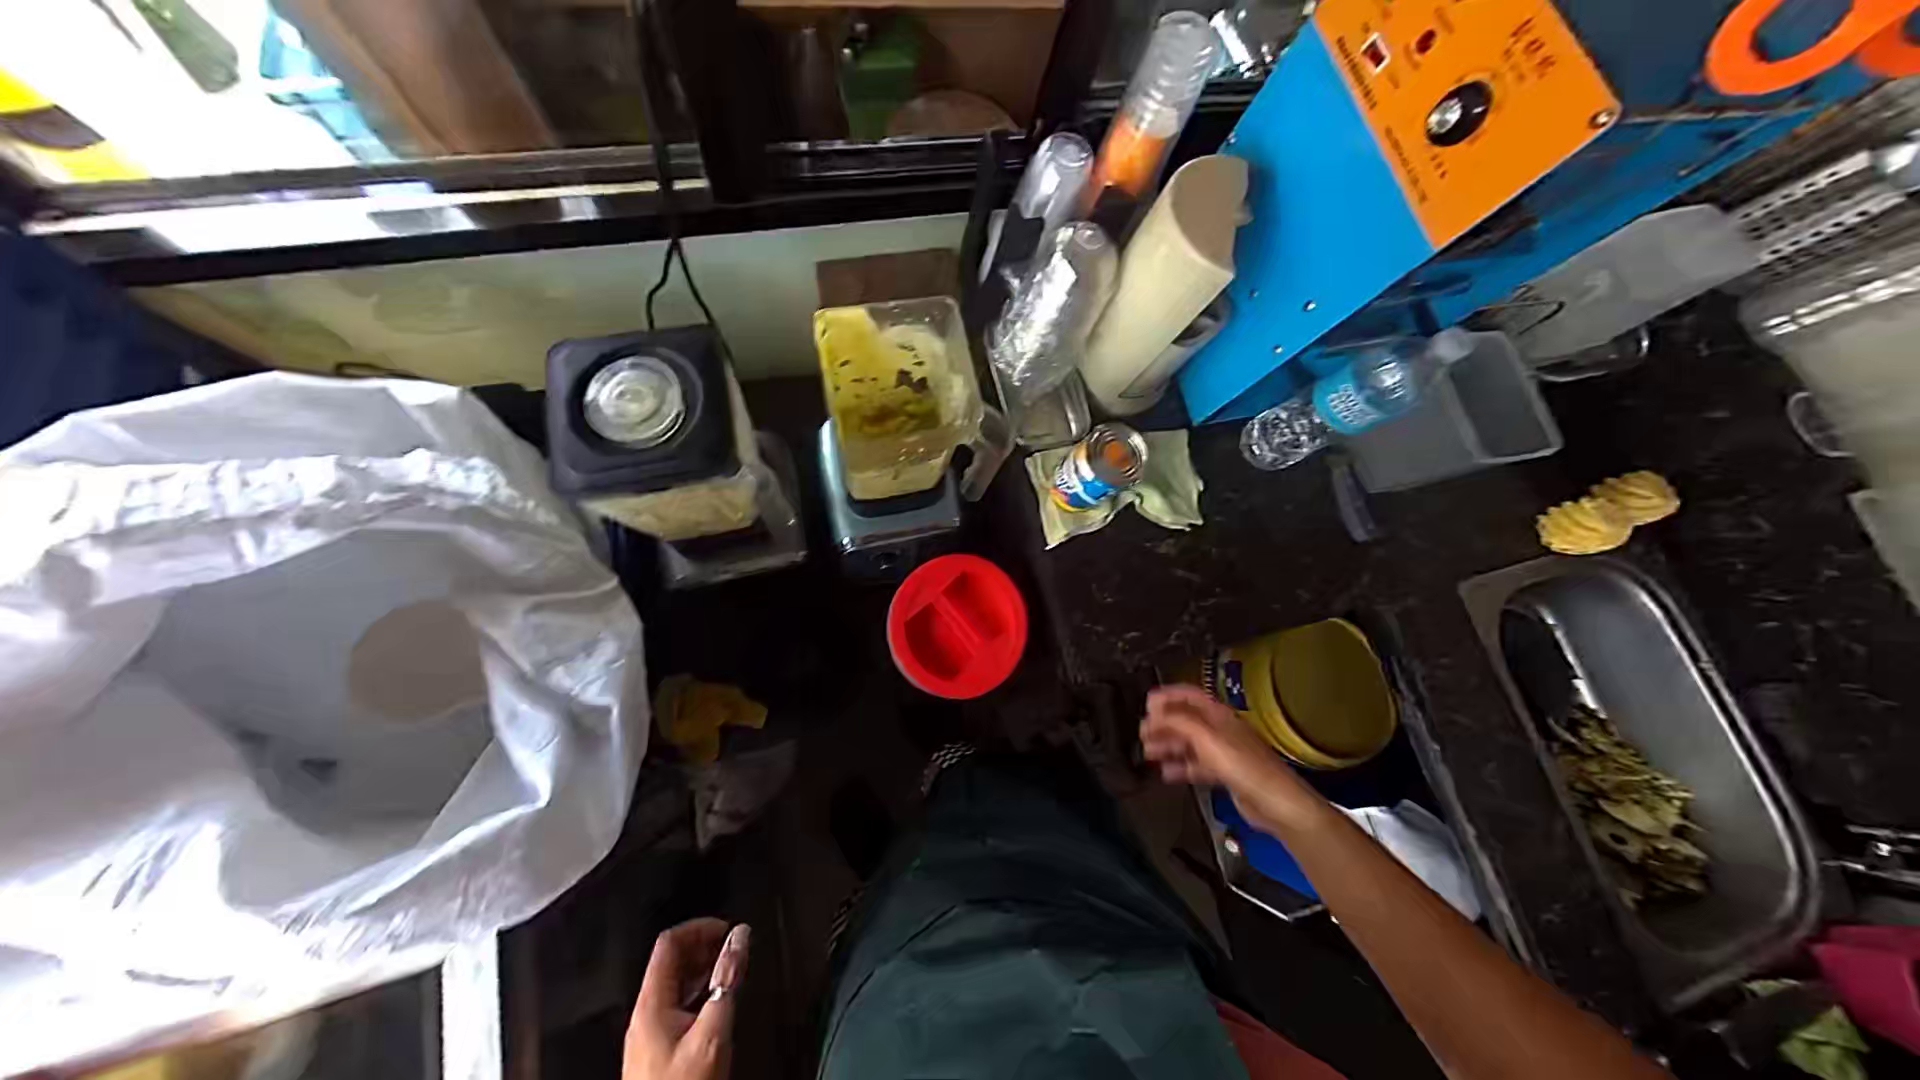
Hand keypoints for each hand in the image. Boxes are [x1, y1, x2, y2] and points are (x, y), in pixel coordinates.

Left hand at [624, 919, 749, 1079]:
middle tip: (734, 947)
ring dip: (703, 969)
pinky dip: (698, 992)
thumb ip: (728, 979)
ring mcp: (648, 1035)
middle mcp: (645, 1015)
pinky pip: (675, 1005)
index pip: (670, 943)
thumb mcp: (713, 1032)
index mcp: (652, 1005)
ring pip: (673, 984)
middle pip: (670, 961)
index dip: (700, 928)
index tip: (729, 930)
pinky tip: (718, 1002)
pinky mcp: (656, 1052)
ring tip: (731, 970)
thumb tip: (739, 938)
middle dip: (704, 946)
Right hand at [1139, 684, 1324, 831]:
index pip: (1189, 695)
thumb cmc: (1246, 768)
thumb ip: (1180, 722)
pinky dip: (1180, 767)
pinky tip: (1167, 772)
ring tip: (1147, 751)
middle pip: (1186, 720)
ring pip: (1189, 743)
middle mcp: (1221, 730)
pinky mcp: (1225, 774)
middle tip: (1142, 731)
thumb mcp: (1207, 739)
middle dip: (1163, 723)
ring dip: (1168, 745)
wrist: (1277, 804)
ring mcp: (1224, 752)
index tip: (1147, 702)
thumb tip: (1157, 711)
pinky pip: (1196, 766)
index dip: (1167, 695)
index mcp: (1219, 716)